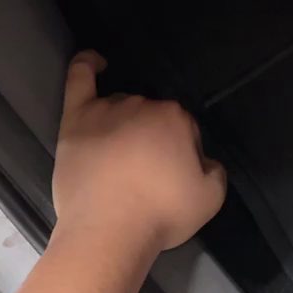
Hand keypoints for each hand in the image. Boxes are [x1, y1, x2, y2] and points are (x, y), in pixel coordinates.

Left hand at [51, 51, 225, 257]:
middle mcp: (144, 105)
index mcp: (178, 120)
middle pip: (154, 117)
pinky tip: (95, 63)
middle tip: (150, 176)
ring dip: (128, 125)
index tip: (175, 179)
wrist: (110, 230)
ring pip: (123, 106)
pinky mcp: (76, 118)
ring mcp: (107, 109)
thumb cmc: (162, 215)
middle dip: (156, 141)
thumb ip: (215, 172)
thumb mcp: (211, 200)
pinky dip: (87, 65)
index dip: (183, 155)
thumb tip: (206, 161)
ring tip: (124, 158)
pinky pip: (80, 78)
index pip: (186, 130)